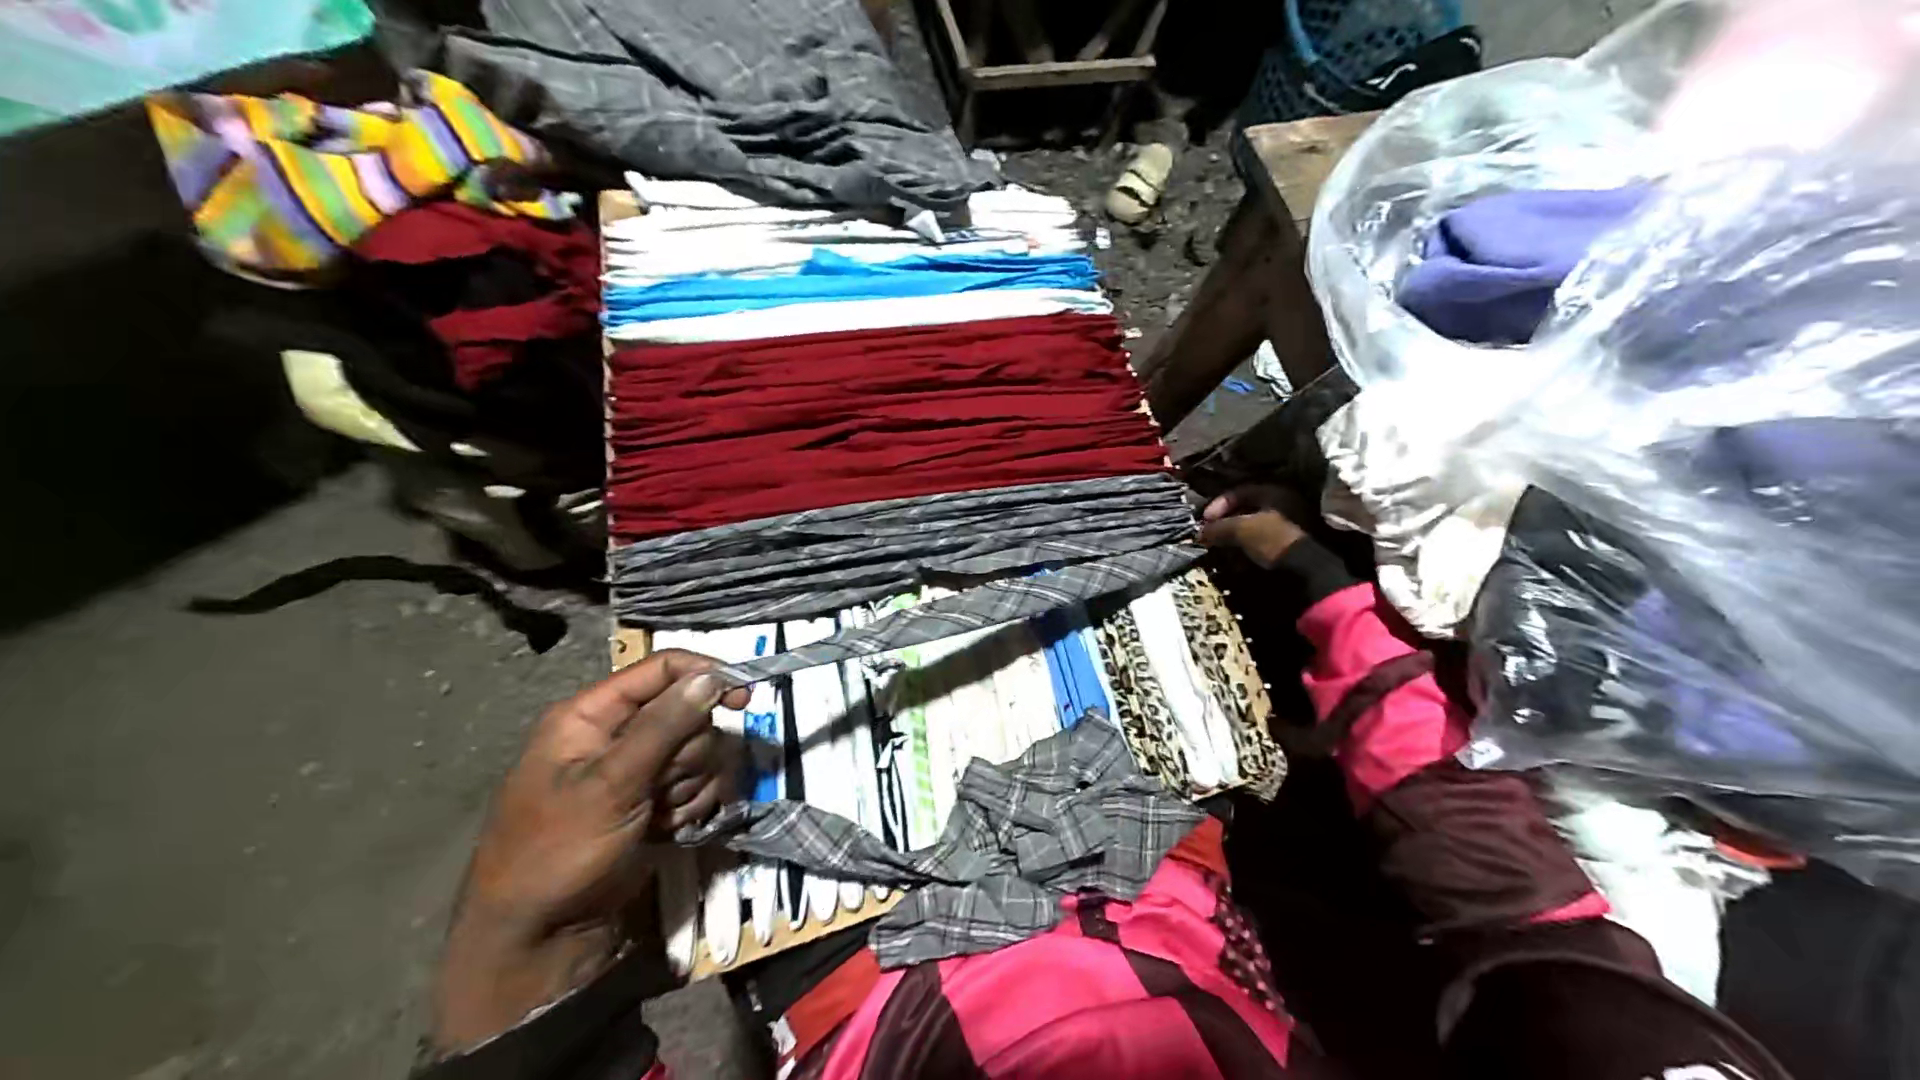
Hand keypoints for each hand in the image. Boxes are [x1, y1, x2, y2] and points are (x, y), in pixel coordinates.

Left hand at [434, 651, 748, 1052]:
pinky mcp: (657, 800)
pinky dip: (693, 806)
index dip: (705, 677)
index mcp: (592, 715)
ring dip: (692, 785)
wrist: (541, 938)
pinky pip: (699, 784)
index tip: (744, 700)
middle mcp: (619, 734)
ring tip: (663, 817)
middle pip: (690, 713)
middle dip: (690, 753)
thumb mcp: (609, 784)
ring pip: (701, 751)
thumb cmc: (558, 851)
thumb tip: (712, 677)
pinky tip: (669, 830)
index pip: (662, 669)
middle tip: (665, 788)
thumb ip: (664, 726)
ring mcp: (640, 769)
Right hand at [1198, 485, 1308, 568]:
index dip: (1218, 505)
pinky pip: (1261, 541)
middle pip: (1245, 510)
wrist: (1306, 569)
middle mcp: (1283, 503)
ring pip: (1252, 527)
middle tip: (1211, 536)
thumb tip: (1200, 533)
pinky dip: (1247, 548)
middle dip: (1225, 524)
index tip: (1205, 521)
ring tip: (1222, 550)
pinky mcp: (1289, 543)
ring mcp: (1288, 524)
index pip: (1238, 492)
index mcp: (1274, 492)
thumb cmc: (1272, 539)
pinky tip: (1237, 561)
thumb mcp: (1240, 529)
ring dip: (1234, 538)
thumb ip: (1218, 528)